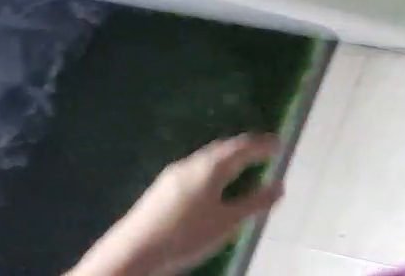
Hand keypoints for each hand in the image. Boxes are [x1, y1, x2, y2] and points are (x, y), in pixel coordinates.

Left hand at [70, 135, 282, 275]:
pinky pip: (195, 169)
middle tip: (264, 152)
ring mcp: (172, 176)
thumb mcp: (226, 224)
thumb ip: (255, 203)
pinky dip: (212, 169)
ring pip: (208, 158)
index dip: (265, 144)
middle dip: (247, 148)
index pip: (246, 145)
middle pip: (226, 147)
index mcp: (213, 165)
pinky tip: (210, 186)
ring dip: (228, 158)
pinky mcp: (158, 191)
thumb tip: (280, 185)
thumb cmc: (182, 237)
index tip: (280, 145)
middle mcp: (193, 163)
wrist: (123, 260)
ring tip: (241, 167)